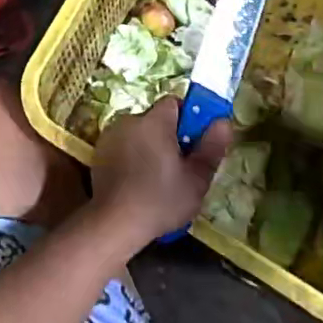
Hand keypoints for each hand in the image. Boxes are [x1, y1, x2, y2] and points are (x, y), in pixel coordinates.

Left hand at [91, 96, 233, 243]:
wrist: (115, 221)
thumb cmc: (161, 199)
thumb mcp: (196, 179)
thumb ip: (211, 148)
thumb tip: (223, 122)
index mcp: (154, 121)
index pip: (173, 102)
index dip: (187, 117)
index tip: (194, 141)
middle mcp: (129, 120)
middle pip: (155, 118)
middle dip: (169, 135)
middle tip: (180, 165)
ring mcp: (110, 134)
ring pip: (138, 132)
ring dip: (149, 145)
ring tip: (158, 176)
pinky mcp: (99, 150)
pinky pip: (122, 144)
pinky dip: (131, 155)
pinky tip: (137, 180)